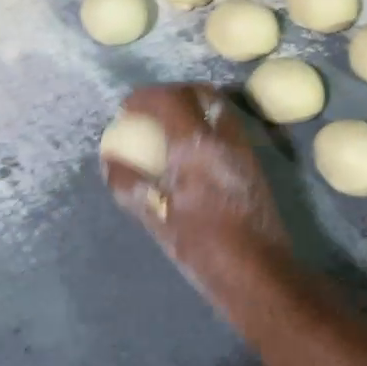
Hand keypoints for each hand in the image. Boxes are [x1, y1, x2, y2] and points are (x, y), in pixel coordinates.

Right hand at [100, 84, 287, 272]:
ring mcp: (244, 150)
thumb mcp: (152, 216)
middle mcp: (223, 138)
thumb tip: (110, 159)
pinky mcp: (254, 165)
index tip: (126, 109)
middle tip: (150, 110)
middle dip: (171, 94)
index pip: (168, 99)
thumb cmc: (200, 245)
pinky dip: (206, 126)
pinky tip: (191, 151)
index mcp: (195, 146)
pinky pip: (227, 128)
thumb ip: (126, 182)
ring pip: (218, 109)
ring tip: (170, 127)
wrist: (256, 272)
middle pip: (199, 93)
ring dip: (192, 107)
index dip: (143, 97)